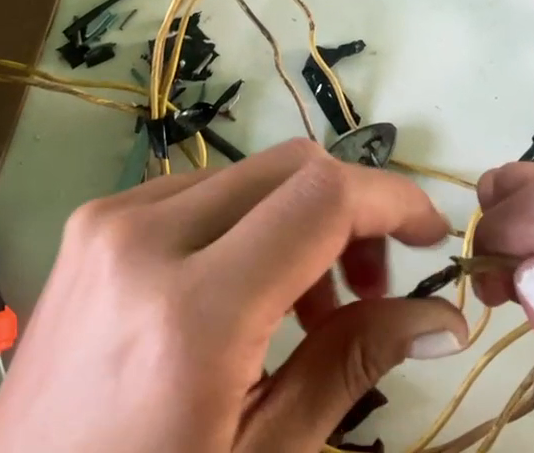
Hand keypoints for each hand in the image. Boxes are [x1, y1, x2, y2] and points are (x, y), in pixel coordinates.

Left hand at [0, 138, 469, 452]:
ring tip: (307, 305)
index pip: (322, 199)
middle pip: (290, 167)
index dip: (393, 201)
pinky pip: (199, 191)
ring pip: (248, 174)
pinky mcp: (91, 222)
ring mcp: (108, 220)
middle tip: (372, 287)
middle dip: (351, 210)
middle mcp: (143, 237)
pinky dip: (247, 223)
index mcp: (190, 312)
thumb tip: (441, 317)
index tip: (432, 237)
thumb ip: (349, 366)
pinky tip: (242, 291)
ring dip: (298, 217)